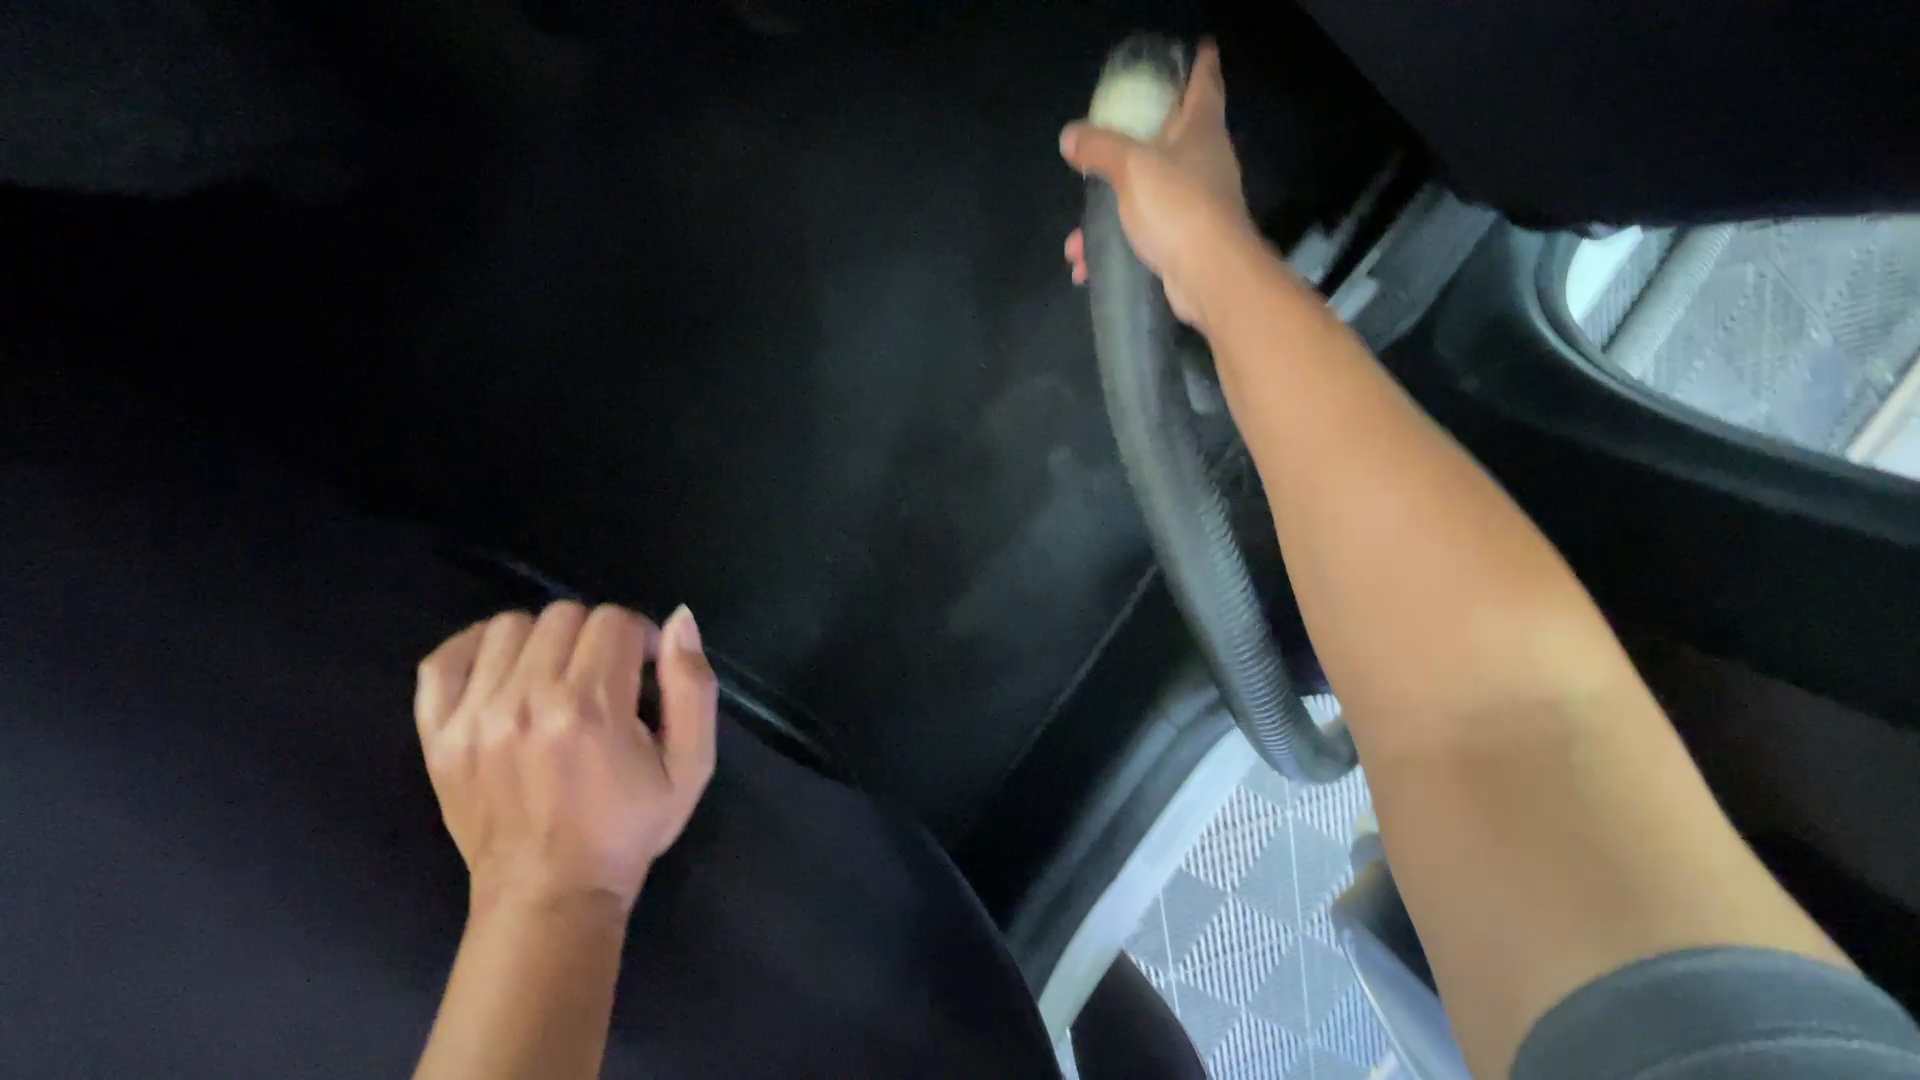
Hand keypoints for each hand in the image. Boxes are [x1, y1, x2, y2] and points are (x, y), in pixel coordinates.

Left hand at [413, 601, 717, 916]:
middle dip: (597, 636)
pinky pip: (444, 660)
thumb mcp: (690, 766)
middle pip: (565, 615)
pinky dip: (477, 649)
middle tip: (607, 678)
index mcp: (591, 707)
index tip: (646, 671)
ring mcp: (474, 717)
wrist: (550, 895)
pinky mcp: (438, 735)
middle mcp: (527, 701)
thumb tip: (679, 619)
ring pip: (510, 626)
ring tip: (558, 677)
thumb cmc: (628, 829)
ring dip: (544, 640)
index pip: (615, 621)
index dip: (641, 637)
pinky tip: (505, 669)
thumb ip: (692, 686)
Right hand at [1061, 41, 1257, 330]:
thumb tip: (1070, 136)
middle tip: (1106, 146)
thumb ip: (1100, 148)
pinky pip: (1143, 237)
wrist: (1209, 275)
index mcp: (1201, 130)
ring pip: (1147, 198)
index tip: (1197, 50)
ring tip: (1076, 241)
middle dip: (1132, 149)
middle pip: (1170, 142)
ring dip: (1107, 219)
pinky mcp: (1187, 243)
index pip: (1204, 83)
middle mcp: (1205, 163)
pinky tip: (1087, 267)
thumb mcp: (1131, 168)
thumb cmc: (1177, 207)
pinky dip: (1115, 249)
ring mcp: (1198, 205)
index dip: (1199, 65)